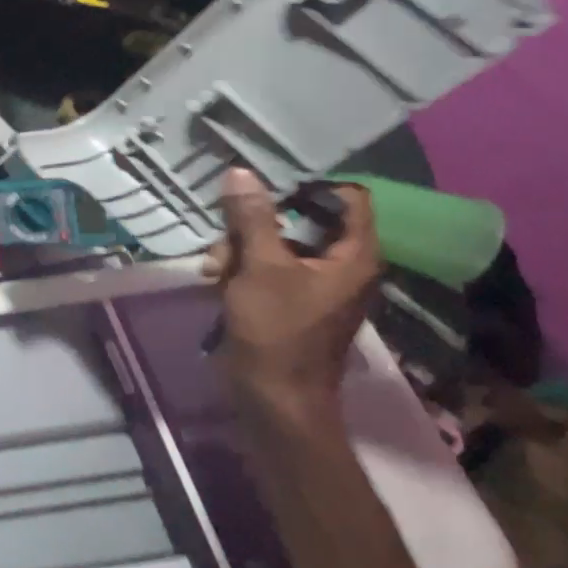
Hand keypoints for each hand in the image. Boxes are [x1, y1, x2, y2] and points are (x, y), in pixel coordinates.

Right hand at [203, 169, 380, 423]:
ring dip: (238, 249)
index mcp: (353, 256)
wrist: (272, 394)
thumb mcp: (260, 267)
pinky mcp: (288, 301)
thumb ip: (251, 219)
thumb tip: (241, 172)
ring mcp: (314, 285)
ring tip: (215, 269)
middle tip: (227, 238)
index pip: (347, 199)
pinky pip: (264, 268)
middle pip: (300, 220)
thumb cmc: (276, 329)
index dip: (308, 186)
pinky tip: (216, 281)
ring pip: (273, 244)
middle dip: (255, 224)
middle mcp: (340, 266)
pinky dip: (240, 270)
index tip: (265, 183)